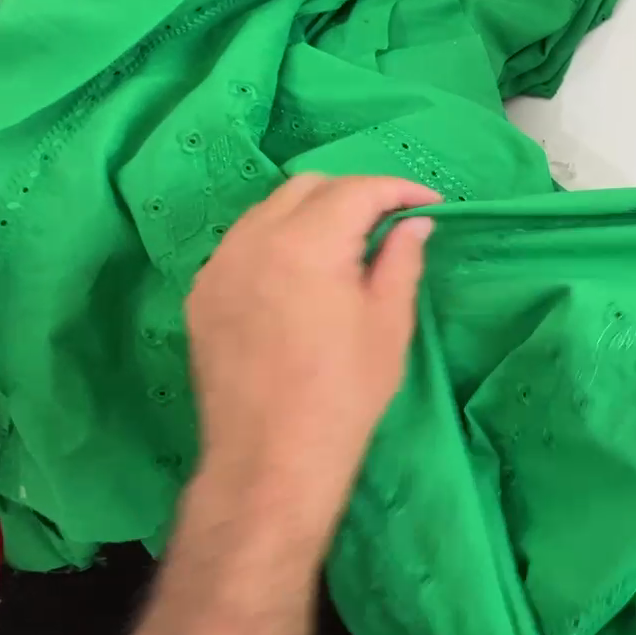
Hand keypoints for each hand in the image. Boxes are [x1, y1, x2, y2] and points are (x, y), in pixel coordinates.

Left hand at [184, 174, 440, 534]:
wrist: (275, 448)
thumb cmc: (349, 387)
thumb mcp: (389, 321)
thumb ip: (400, 261)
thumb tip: (414, 225)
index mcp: (307, 245)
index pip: (356, 191)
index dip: (399, 190)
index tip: (432, 204)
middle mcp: (253, 240)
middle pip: (307, 187)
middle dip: (357, 193)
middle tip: (396, 221)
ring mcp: (219, 265)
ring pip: (270, 210)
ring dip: (317, 212)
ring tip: (354, 243)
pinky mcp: (203, 292)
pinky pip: (246, 242)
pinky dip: (284, 238)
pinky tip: (310, 272)